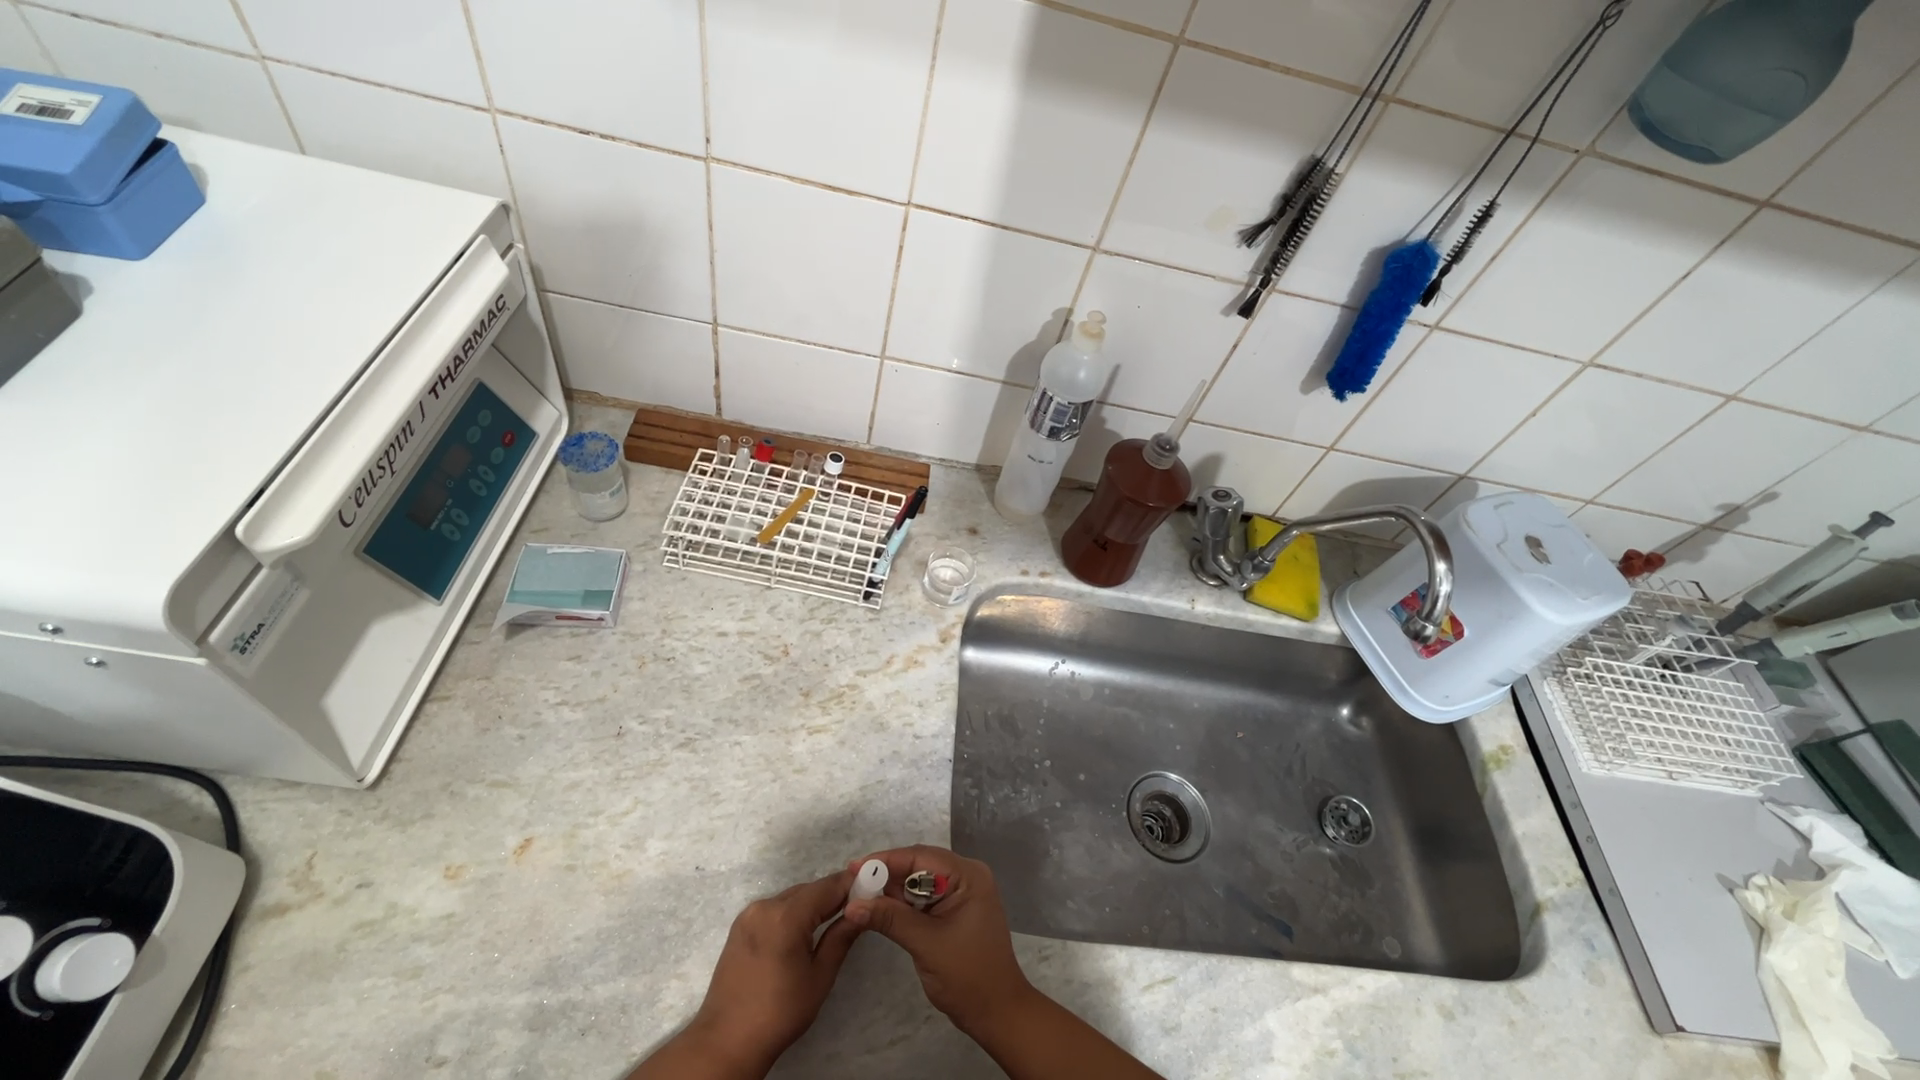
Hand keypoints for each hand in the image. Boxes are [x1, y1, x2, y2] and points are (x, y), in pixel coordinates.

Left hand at [668, 868, 863, 1075]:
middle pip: (808, 890)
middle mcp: (764, 906)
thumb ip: (841, 937)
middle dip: (832, 896)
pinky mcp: (739, 927)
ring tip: (832, 922)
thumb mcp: (820, 976)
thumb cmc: (780, 1012)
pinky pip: (774, 909)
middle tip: (856, 909)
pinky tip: (803, 932)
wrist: (727, 1040)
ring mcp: (748, 915)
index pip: (827, 886)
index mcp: (785, 916)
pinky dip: (792, 913)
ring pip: (791, 898)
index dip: (852, 883)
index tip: (873, 886)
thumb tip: (862, 911)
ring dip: (812, 904)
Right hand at [842, 845, 1036, 1036]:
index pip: (920, 857)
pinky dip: (901, 904)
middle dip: (885, 874)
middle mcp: (966, 877)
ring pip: (918, 882)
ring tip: (858, 895)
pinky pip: (923, 898)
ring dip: (891, 890)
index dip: (885, 860)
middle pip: (918, 866)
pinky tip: (878, 909)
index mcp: (968, 876)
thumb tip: (852, 905)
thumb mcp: (925, 944)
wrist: (996, 1012)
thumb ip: (890, 919)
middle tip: (852, 883)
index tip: (853, 868)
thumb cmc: (967, 976)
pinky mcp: (953, 910)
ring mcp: (961, 894)